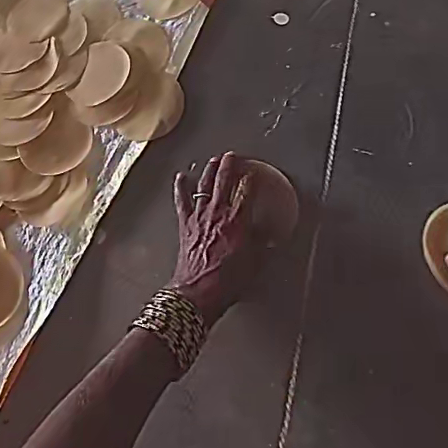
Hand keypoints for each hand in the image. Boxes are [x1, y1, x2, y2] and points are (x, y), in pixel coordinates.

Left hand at [168, 152, 267, 322]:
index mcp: (239, 220)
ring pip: (204, 185)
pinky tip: (181, 177)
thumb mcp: (254, 261)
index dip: (251, 180)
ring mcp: (200, 216)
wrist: (199, 291)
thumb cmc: (227, 280)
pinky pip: (182, 200)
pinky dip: (181, 187)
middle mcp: (219, 213)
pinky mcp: (185, 224)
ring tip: (213, 160)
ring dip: (209, 170)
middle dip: (229, 165)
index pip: (247, 191)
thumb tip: (267, 235)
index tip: (253, 173)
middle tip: (232, 156)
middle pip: (224, 181)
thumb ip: (260, 243)